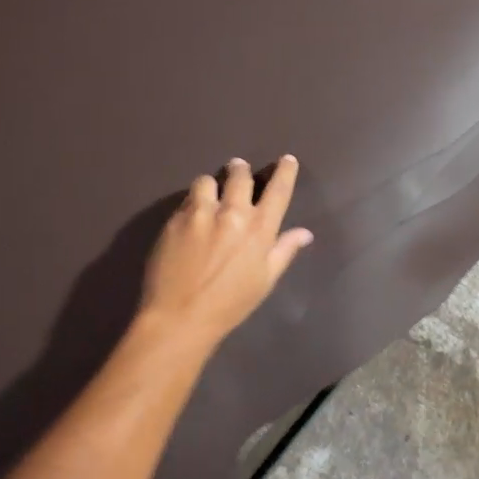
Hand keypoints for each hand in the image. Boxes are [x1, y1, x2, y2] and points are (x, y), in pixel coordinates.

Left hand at [138, 156, 312, 345]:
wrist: (179, 318)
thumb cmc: (229, 304)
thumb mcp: (265, 281)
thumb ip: (284, 251)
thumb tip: (304, 233)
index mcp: (259, 229)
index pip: (278, 190)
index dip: (285, 171)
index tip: (287, 160)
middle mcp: (231, 213)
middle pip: (239, 175)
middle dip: (241, 169)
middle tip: (239, 170)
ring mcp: (200, 213)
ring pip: (207, 181)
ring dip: (212, 185)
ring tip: (209, 194)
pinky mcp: (174, 219)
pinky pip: (185, 201)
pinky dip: (191, 204)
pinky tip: (190, 218)